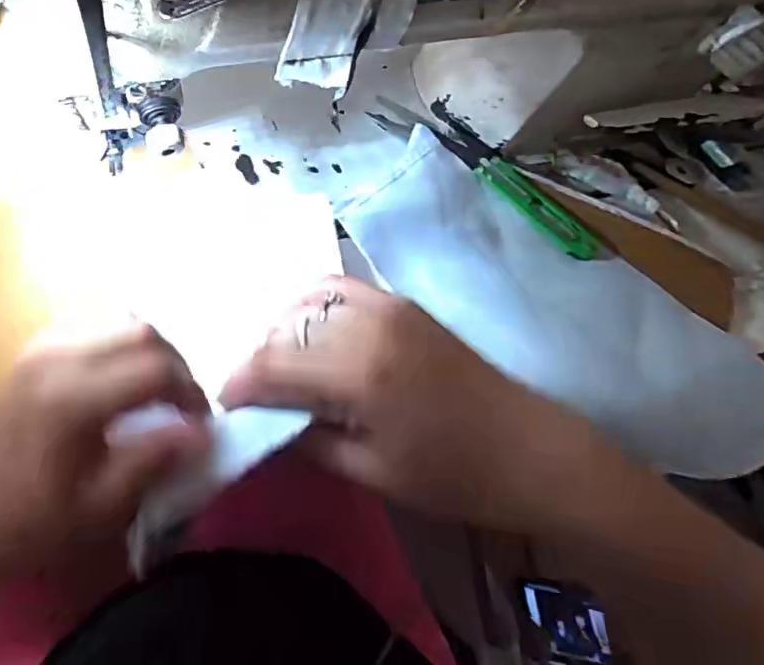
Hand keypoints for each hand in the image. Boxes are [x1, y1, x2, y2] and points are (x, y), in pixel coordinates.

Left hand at [0, 323, 211, 578]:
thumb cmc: (35, 521)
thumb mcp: (102, 505)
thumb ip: (155, 458)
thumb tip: (205, 431)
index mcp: (72, 396)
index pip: (154, 367)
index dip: (191, 392)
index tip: (203, 425)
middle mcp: (57, 354)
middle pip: (140, 330)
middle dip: (175, 364)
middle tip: (184, 406)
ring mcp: (42, 344)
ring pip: (117, 317)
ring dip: (148, 349)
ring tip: (156, 391)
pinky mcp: (34, 345)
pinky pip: (90, 322)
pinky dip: (117, 340)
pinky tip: (120, 378)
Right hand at [220, 276, 629, 534]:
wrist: (537, 453)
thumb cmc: (457, 476)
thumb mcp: (374, 474)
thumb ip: (307, 441)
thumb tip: (262, 421)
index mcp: (360, 374)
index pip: (273, 365)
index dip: (240, 383)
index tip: (225, 403)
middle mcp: (365, 325)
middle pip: (282, 330)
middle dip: (258, 361)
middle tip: (255, 393)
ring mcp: (384, 306)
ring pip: (302, 302)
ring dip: (280, 332)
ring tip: (282, 364)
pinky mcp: (397, 301)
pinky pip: (334, 288)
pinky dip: (308, 305)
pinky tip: (308, 329)